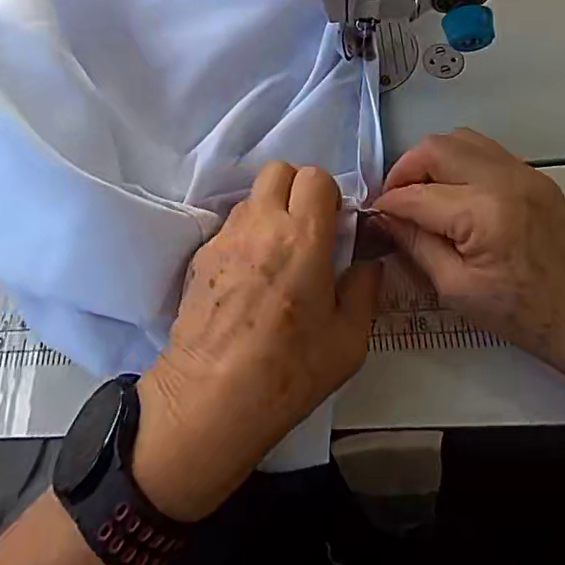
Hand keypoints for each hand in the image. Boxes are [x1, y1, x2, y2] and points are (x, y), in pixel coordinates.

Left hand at [132, 163, 380, 520]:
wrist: (211, 393)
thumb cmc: (289, 371)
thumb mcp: (349, 340)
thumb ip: (363, 289)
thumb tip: (365, 262)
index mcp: (302, 238)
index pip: (314, 176)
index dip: (328, 194)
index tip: (333, 225)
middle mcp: (259, 225)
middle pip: (277, 171)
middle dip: (296, 190)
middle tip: (307, 230)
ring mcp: (223, 237)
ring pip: (249, 198)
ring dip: (268, 213)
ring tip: (276, 258)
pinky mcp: (199, 255)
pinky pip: (228, 228)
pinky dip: (244, 238)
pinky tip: (248, 279)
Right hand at [370, 128, 564, 394]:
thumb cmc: (523, 314)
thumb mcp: (455, 288)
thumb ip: (414, 244)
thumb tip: (383, 218)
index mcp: (483, 214)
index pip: (413, 194)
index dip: (387, 206)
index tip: (376, 219)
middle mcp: (503, 181)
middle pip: (432, 149)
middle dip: (403, 172)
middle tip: (395, 203)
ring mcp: (522, 173)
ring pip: (456, 140)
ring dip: (429, 162)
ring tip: (421, 194)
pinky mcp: (533, 176)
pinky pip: (480, 150)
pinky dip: (455, 162)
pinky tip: (450, 193)